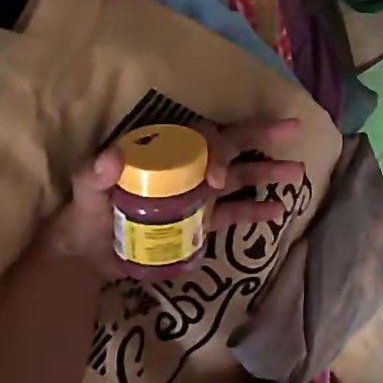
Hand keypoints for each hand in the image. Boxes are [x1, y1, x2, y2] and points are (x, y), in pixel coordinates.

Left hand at [33, 118, 306, 280]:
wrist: (86, 253)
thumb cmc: (85, 214)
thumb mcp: (85, 191)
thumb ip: (94, 174)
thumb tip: (111, 157)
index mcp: (165, 152)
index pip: (201, 139)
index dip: (217, 151)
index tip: (218, 181)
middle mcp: (186, 166)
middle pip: (230, 145)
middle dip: (261, 136)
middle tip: (292, 129)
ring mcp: (196, 193)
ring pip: (240, 175)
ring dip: (268, 172)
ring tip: (297, 171)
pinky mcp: (200, 220)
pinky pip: (233, 212)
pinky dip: (255, 210)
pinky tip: (277, 208)